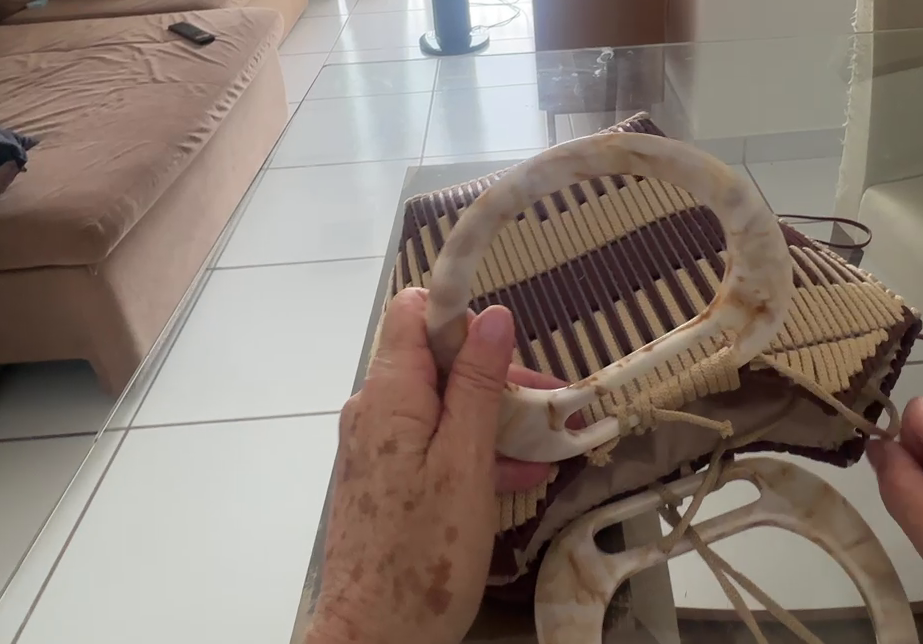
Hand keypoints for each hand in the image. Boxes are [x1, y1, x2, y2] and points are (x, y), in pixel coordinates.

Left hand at [307, 288, 542, 643]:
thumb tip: (493, 314)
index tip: (503, 338)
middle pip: (435, 358)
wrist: (373, 642)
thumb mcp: (464, 461)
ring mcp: (379, 442)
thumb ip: (477, 383)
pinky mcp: (386, 473)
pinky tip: (520, 470)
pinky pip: (433, 438)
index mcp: (389, 392)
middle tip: (548, 398)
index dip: (458, 312)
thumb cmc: (425, 553)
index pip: (413, 312)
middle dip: (491, 370)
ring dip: (492, 412)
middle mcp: (376, 407)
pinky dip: (472, 444)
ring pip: (440, 400)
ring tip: (549, 434)